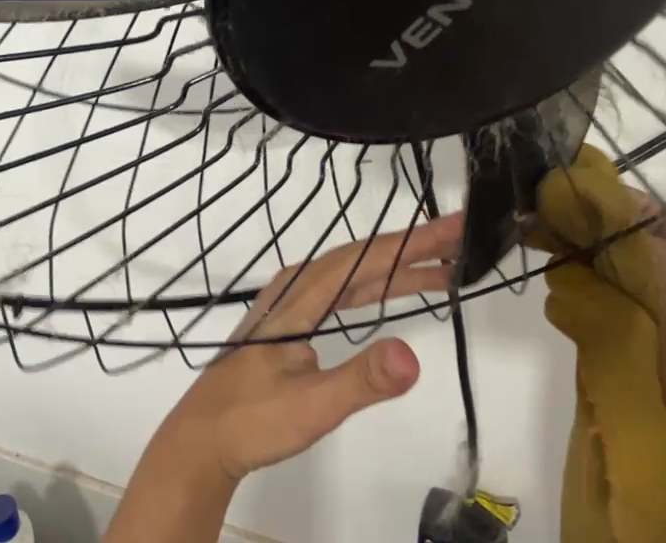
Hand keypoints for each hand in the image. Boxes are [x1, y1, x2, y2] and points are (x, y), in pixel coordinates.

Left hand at [154, 212, 463, 481]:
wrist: (203, 438)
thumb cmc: (252, 420)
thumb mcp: (312, 406)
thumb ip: (361, 381)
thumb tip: (412, 355)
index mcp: (299, 296)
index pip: (365, 259)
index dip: (412, 242)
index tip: (454, 226)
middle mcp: (295, 288)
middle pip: (362, 258)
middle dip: (412, 247)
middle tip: (462, 238)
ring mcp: (292, 304)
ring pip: (353, 274)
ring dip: (397, 267)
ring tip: (445, 266)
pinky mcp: (293, 322)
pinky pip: (342, 291)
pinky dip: (375, 286)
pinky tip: (392, 289)